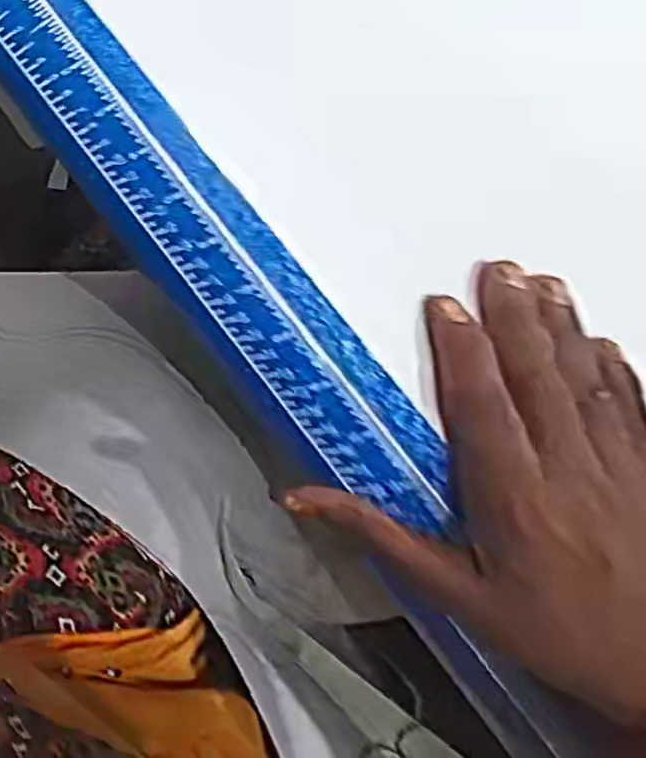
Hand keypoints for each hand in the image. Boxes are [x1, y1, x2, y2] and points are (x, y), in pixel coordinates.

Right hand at [286, 262, 645, 727]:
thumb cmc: (559, 635)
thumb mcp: (454, 593)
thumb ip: (376, 533)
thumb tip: (295, 495)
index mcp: (515, 495)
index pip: (485, 407)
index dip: (465, 353)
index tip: (447, 307)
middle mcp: (574, 474)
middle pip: (542, 383)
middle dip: (519, 321)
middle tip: (502, 271)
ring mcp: (625, 475)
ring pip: (592, 389)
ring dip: (566, 333)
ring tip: (546, 287)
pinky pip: (635, 416)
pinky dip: (619, 374)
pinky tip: (605, 345)